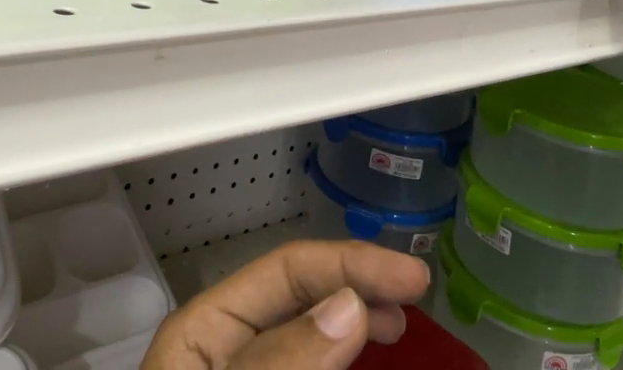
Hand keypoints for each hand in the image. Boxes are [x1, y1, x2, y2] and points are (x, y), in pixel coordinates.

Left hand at [141, 240, 431, 369]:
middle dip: (361, 285)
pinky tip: (366, 359)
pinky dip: (341, 358)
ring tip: (398, 327)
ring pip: (312, 336)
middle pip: (305, 297)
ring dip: (357, 322)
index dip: (353, 262)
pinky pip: (309, 364)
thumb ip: (282, 357)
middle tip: (415, 297)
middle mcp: (229, 347)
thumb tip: (351, 304)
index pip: (289, 269)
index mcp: (207, 330)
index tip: (413, 278)